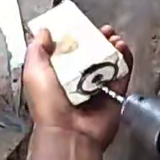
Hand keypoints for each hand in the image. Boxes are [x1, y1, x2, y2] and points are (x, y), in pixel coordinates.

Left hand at [23, 25, 130, 149]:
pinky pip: (123, 74)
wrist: (69, 132)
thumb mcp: (33, 72)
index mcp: (58, 77)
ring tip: (114, 37)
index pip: (69, 53)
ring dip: (113, 47)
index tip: (82, 26)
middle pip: (92, 56)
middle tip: (103, 30)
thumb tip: (43, 31)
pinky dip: (125, 60)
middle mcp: (79, 82)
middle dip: (98, 40)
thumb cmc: (48, 105)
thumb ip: (37, 50)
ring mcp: (98, 89)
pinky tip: (123, 47)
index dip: (77, 38)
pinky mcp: (114, 95)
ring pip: (109, 63)